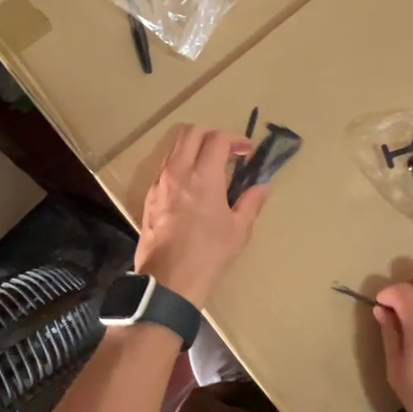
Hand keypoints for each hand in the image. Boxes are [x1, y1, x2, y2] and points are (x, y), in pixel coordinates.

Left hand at [134, 124, 269, 307]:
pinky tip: (192, 184)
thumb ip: (251, 202)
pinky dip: (181, 163)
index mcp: (203, 176)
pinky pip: (165, 166)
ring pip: (175, 146)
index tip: (246, 151)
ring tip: (210, 165)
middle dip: (213, 134)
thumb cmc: (208, 253)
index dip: (235, 138)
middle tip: (228, 151)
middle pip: (192, 132)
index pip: (217, 139)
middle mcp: (178, 172)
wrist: (169, 279)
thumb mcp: (238, 229)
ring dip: (195, 146)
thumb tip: (263, 186)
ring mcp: (160, 182)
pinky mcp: (149, 195)